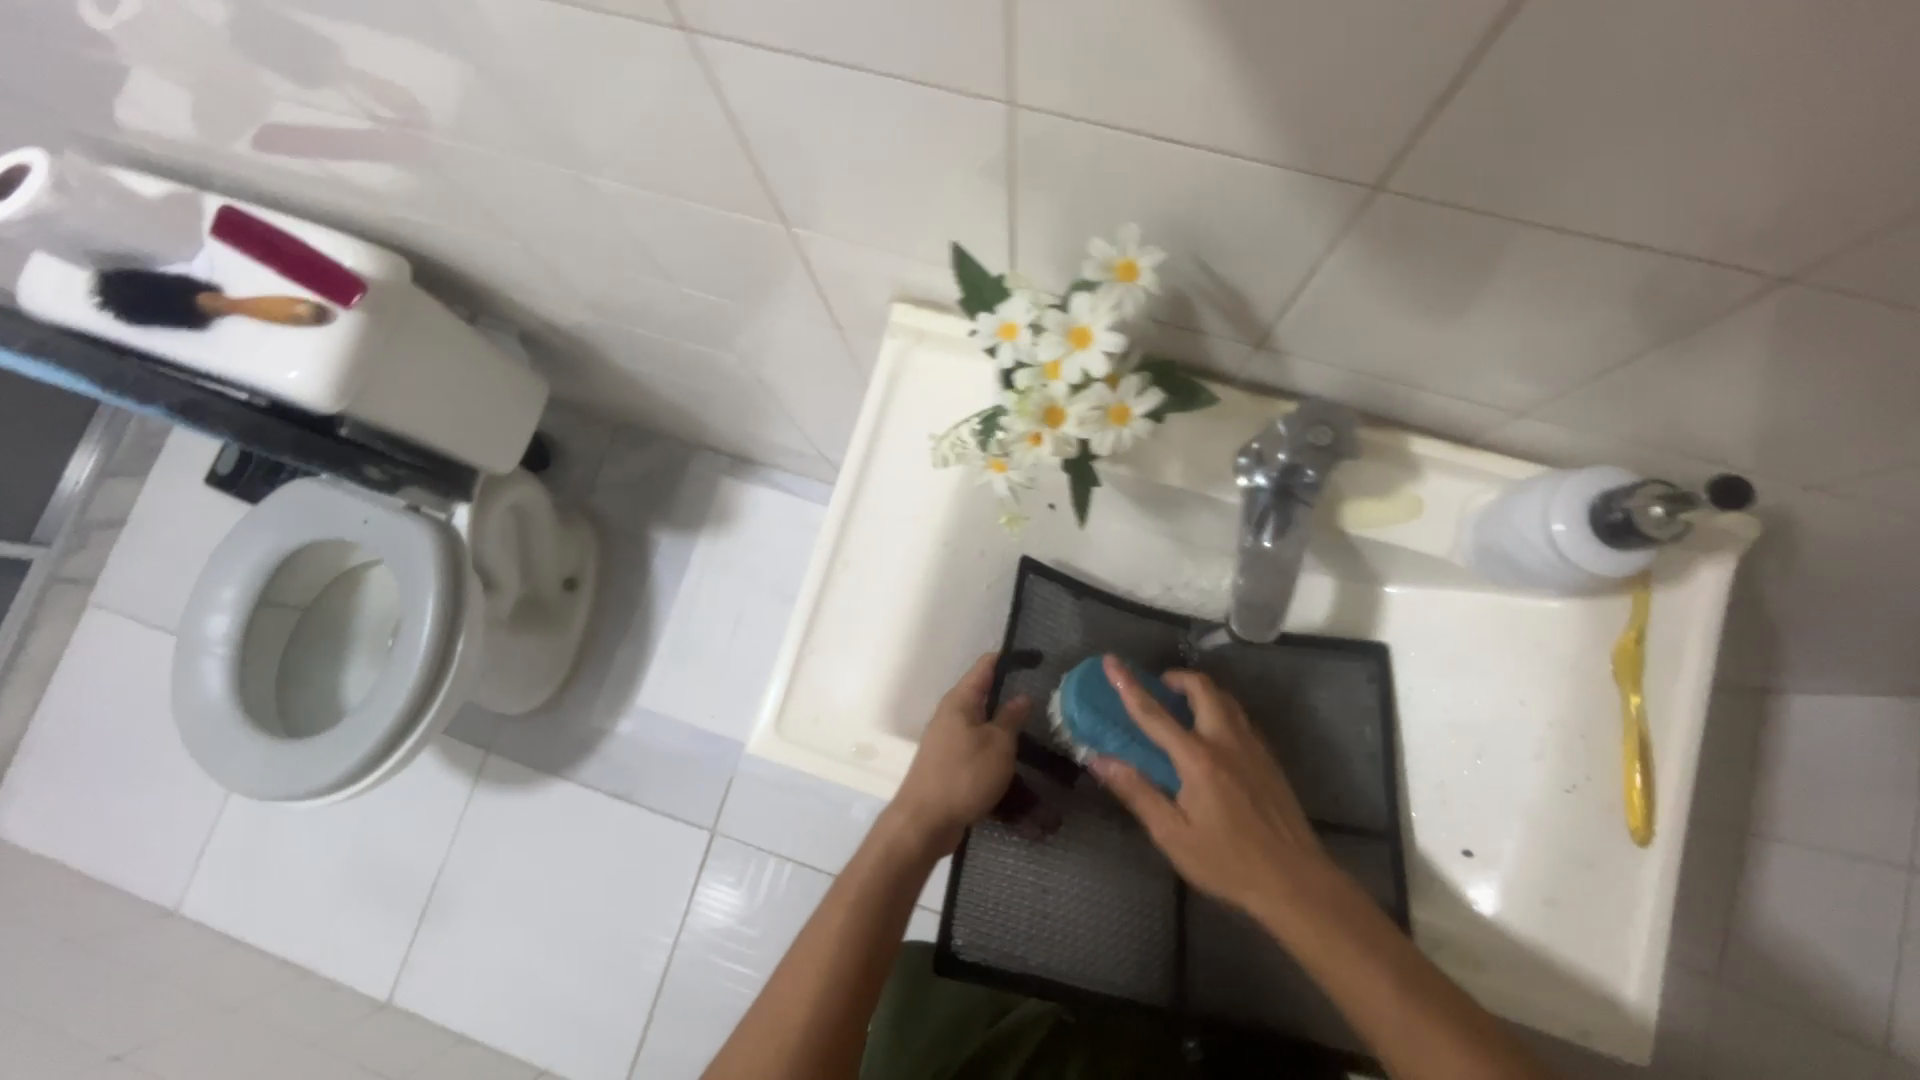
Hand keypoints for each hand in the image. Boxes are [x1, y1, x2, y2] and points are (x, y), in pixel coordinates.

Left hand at [889, 653, 1030, 854]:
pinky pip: (977, 748)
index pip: (985, 666)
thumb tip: (1022, 696)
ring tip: (1036, 731)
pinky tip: (1015, 762)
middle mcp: (950, 715)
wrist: (925, 821)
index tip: (1036, 660)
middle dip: (1010, 696)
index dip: (1009, 659)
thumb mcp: (998, 744)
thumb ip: (1011, 717)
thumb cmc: (964, 775)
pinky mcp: (948, 764)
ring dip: (1005, 727)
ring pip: (982, 725)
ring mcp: (947, 740)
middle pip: (983, 695)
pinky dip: (996, 751)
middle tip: (1044, 700)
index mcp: (959, 701)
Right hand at [1089, 655, 1332, 917]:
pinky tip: (1213, 737)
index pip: (1154, 714)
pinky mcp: (1269, 760)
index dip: (1128, 685)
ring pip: (1226, 700)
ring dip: (1201, 692)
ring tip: (1182, 706)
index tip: (1111, 662)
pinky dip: (1221, 711)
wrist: (1295, 881)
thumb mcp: (1173, 835)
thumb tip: (1100, 760)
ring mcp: (1254, 748)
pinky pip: (1241, 719)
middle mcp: (1227, 742)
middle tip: (1158, 687)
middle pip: (1202, 689)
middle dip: (1177, 678)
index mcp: (1198, 759)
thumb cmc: (1227, 862)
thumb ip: (1137, 792)